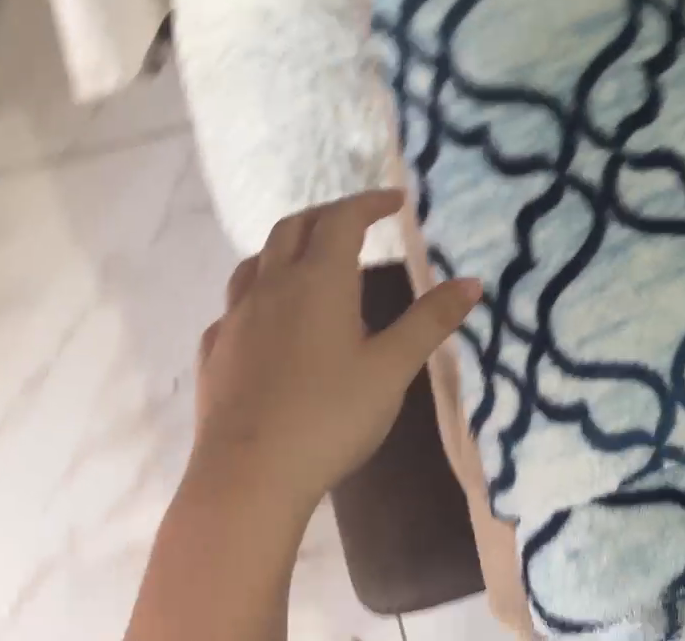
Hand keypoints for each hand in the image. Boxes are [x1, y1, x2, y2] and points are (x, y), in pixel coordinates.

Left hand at [190, 189, 481, 512]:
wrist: (247, 483)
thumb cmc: (330, 416)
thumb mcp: (394, 366)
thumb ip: (431, 320)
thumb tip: (471, 282)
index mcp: (318, 281)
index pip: (342, 219)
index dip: (370, 203)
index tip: (397, 201)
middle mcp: (271, 287)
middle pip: (293, 228)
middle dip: (329, 216)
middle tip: (360, 222)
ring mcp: (234, 321)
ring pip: (256, 262)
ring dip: (289, 247)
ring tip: (314, 261)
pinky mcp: (213, 355)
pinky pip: (235, 305)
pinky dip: (260, 293)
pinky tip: (272, 321)